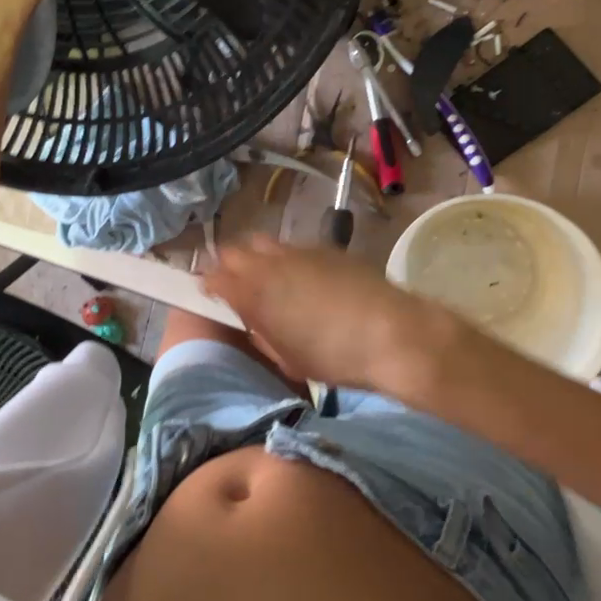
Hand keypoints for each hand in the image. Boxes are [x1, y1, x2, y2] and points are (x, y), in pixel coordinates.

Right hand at [203, 235, 474, 395]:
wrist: (393, 334)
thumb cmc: (336, 358)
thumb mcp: (288, 358)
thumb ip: (261, 332)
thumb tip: (250, 317)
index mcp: (254, 293)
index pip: (214, 277)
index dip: (207, 284)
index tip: (208, 294)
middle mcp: (270, 263)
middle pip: (233, 251)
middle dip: (228, 265)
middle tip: (233, 284)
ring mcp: (298, 250)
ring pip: (261, 242)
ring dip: (256, 257)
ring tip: (266, 278)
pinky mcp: (325, 247)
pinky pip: (291, 246)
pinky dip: (285, 257)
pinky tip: (300, 277)